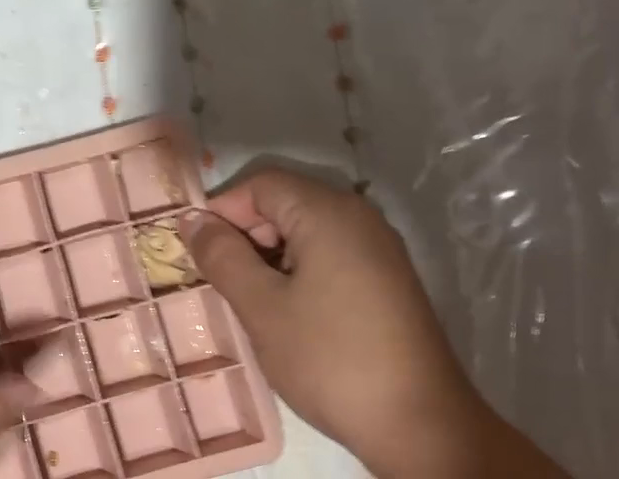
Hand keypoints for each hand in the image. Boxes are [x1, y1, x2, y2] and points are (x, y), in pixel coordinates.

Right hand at [177, 167, 568, 478]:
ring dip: (270, 257)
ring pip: (304, 231)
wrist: (427, 433)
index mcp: (328, 213)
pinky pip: (329, 254)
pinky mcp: (389, 282)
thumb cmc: (333, 360)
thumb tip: (191, 220)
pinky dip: (299, 271)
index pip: (258, 185)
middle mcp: (358, 218)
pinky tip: (290, 313)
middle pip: (282, 203)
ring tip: (253, 301)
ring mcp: (380, 250)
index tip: (201, 254)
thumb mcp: (260, 306)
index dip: (222, 212)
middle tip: (223, 280)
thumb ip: (221, 254)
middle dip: (245, 235)